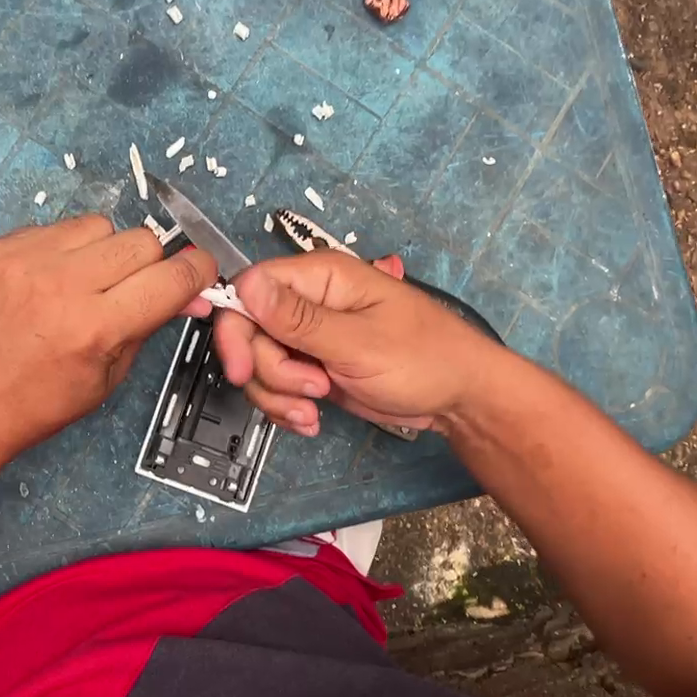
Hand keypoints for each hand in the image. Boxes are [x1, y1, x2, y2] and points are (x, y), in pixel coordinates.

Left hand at [0, 216, 216, 465]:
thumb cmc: (41, 402)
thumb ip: (151, 323)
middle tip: (129, 291)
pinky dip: (63, 251)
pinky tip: (48, 282)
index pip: (172, 277)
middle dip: (148, 265)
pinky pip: (55, 228)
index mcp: (93, 327)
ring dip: (104, 252)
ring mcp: (23, 260)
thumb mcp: (110, 376)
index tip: (198, 273)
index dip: (196, 273)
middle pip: (141, 241)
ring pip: (100, 225)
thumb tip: (190, 291)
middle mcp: (60, 284)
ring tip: (83, 285)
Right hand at [211, 250, 505, 436]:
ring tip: (315, 408)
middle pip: (249, 333)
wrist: (460, 400)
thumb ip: (298, 318)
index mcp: (321, 278)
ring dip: (279, 394)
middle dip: (269, 371)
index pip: (249, 289)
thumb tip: (247, 284)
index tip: (242, 368)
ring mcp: (307, 337)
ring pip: (258, 364)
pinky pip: (275, 386)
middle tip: (310, 389)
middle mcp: (307, 303)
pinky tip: (312, 418)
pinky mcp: (310, 367)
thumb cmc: (425, 359)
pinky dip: (286, 407)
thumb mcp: (358, 342)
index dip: (237, 328)